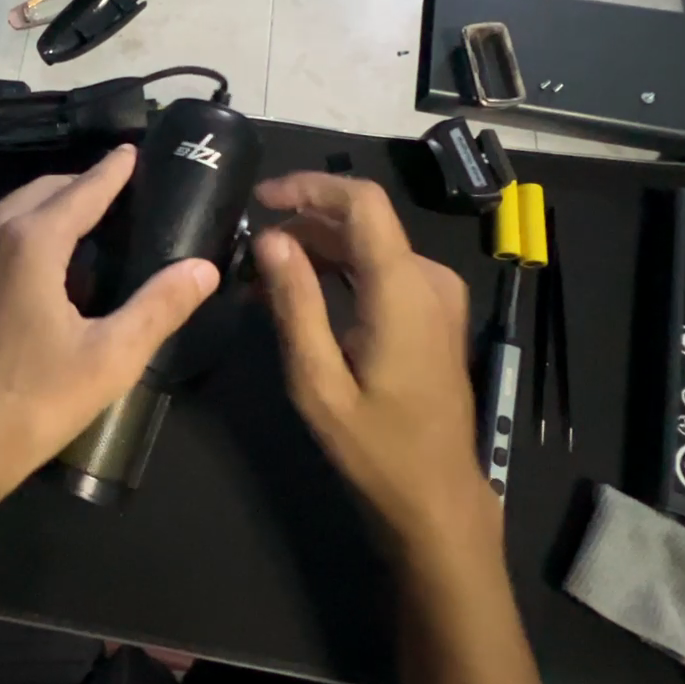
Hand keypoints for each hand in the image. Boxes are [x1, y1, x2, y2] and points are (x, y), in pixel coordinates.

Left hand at [0, 145, 220, 567]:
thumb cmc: (28, 407)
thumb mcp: (107, 360)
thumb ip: (158, 307)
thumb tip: (203, 268)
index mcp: (28, 242)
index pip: (82, 191)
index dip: (112, 171)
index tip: (132, 151)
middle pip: (44, 192)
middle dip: (82, 187)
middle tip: (120, 194)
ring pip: (11, 211)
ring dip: (50, 209)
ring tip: (87, 228)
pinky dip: (21, 232)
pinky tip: (40, 265)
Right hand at [250, 174, 495, 556]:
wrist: (437, 496)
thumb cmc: (374, 447)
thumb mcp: (318, 380)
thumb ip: (295, 302)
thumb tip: (268, 239)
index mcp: (402, 290)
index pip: (362, 202)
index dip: (309, 186)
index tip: (259, 199)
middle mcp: (427, 278)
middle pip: (360, 221)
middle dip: (299, 225)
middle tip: (247, 255)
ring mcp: (435, 293)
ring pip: (366, 243)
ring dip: (314, 249)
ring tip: (262, 279)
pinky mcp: (431, 309)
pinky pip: (378, 268)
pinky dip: (336, 269)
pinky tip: (297, 294)